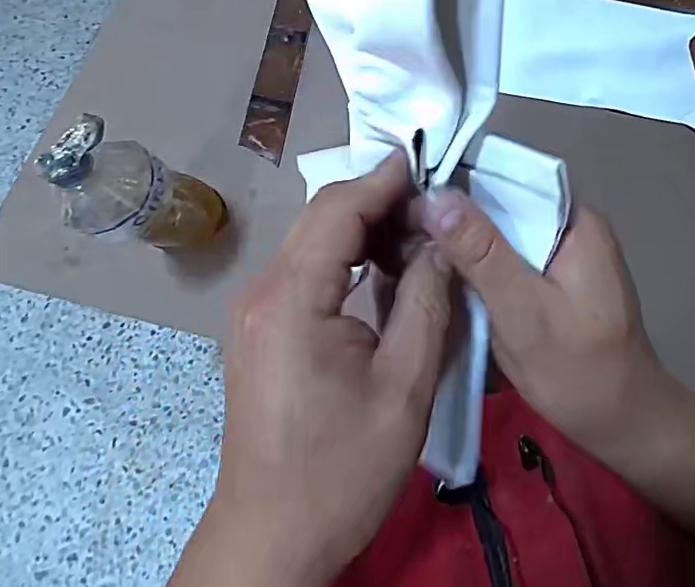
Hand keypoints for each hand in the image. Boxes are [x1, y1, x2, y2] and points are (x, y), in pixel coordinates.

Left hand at [172, 153, 452, 586]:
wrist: (272, 533)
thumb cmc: (342, 469)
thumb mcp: (404, 387)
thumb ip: (427, 303)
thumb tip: (439, 242)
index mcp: (293, 296)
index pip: (339, 210)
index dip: (384, 180)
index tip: (425, 160)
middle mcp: (263, 288)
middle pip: (321, 217)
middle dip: (376, 199)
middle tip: (430, 199)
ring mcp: (255, 305)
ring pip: (312, 239)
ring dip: (360, 227)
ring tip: (414, 229)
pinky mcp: (259, 323)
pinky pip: (304, 267)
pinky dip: (343, 255)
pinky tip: (380, 265)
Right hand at [417, 189, 675, 469]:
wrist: (626, 431)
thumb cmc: (580, 373)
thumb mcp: (523, 311)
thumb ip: (481, 253)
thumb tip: (434, 197)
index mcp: (574, 220)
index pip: (505, 180)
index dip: (455, 187)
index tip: (409, 203)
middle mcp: (569, 226)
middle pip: (499, 205)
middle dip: (453, 217)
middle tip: (401, 231)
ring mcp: (560, 253)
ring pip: (498, 233)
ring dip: (461, 243)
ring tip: (411, 249)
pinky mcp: (550, 278)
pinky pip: (505, 257)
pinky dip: (476, 265)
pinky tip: (444, 276)